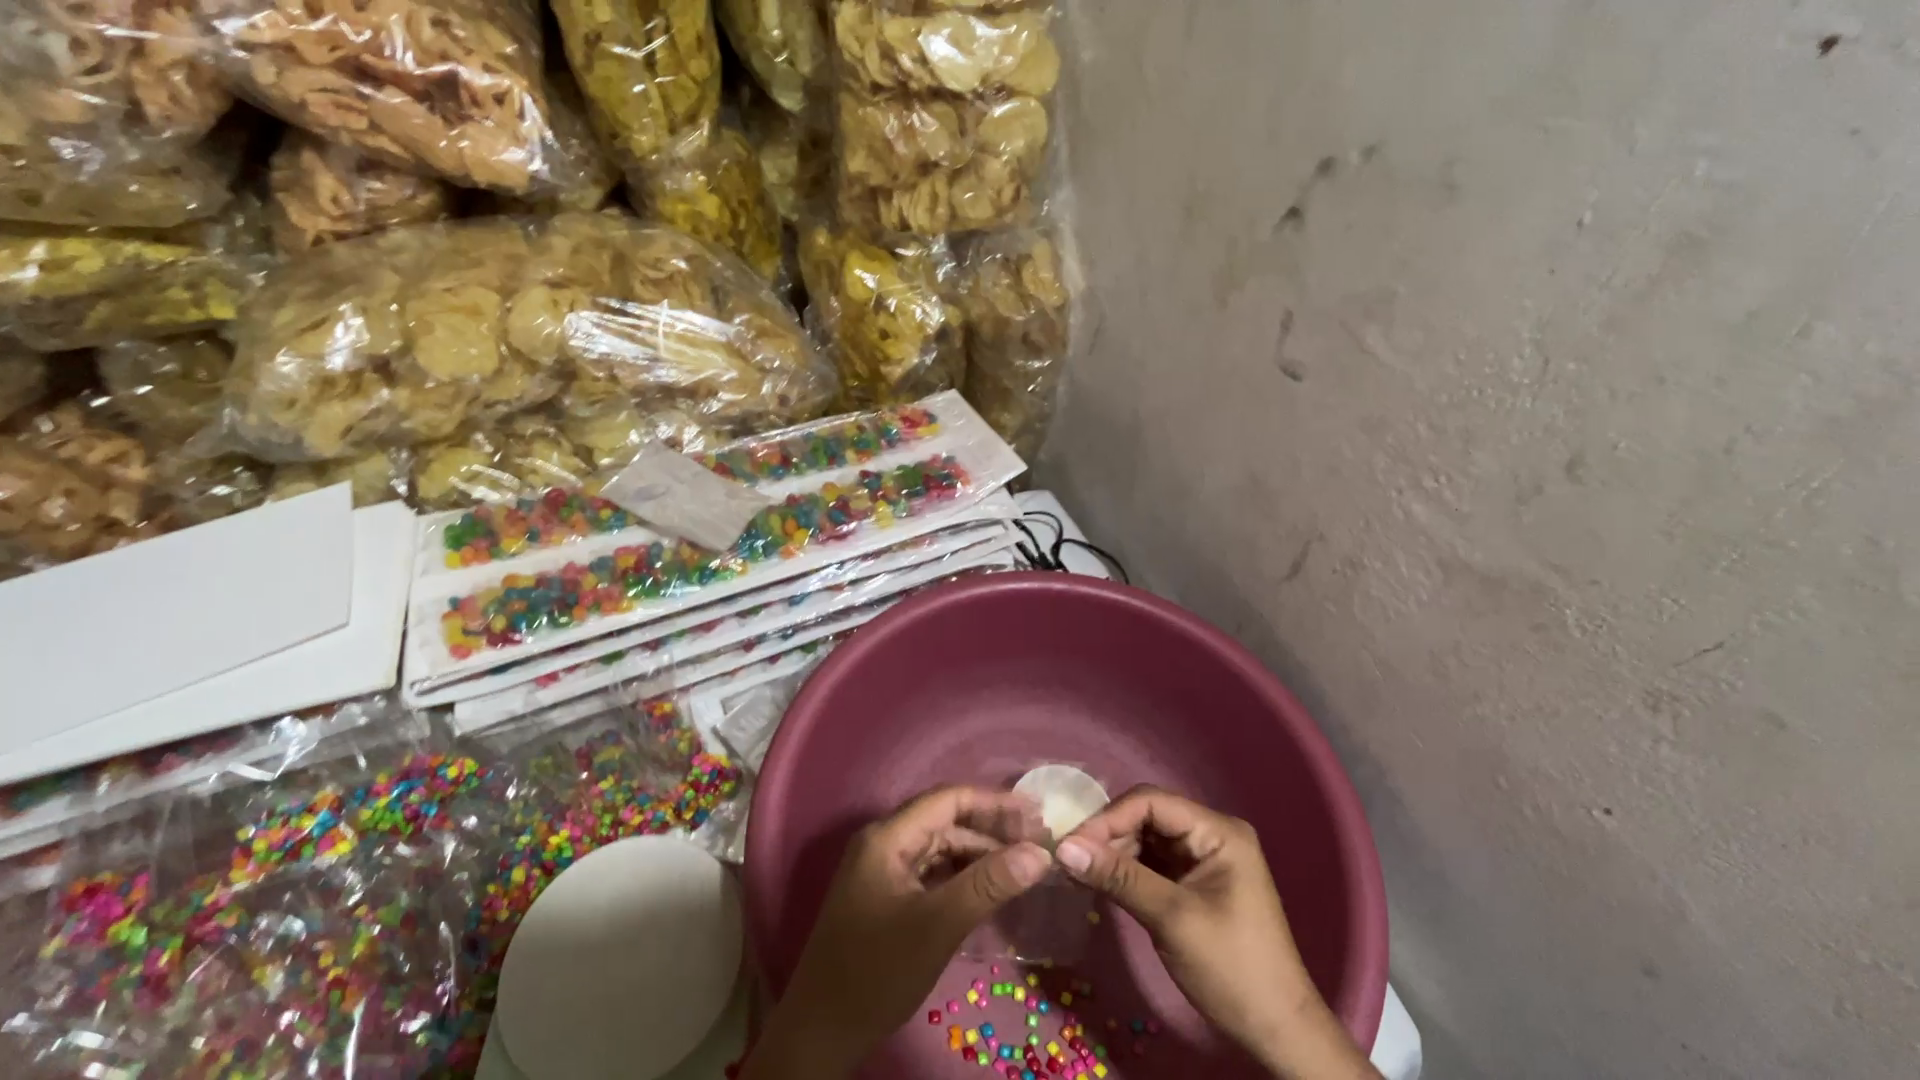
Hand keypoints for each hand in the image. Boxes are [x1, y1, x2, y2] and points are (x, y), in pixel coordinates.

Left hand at [742, 786, 1050, 1078]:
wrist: (822, 1030)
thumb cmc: (878, 970)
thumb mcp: (939, 925)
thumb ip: (989, 884)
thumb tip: (1040, 852)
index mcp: (887, 838)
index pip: (948, 800)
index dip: (996, 804)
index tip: (1039, 816)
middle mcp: (882, 844)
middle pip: (945, 821)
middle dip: (992, 829)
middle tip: (1040, 844)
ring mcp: (882, 871)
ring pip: (940, 848)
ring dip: (980, 854)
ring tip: (1024, 867)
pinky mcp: (886, 897)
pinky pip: (931, 873)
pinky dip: (963, 876)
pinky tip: (991, 890)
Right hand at [1055, 786, 1376, 1079]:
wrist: (1275, 1027)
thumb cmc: (1231, 967)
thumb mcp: (1171, 918)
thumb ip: (1119, 877)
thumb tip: (1064, 848)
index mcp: (1218, 832)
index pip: (1151, 802)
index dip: (1108, 817)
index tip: (1070, 844)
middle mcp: (1210, 836)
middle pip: (1147, 817)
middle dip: (1107, 835)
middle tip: (1067, 861)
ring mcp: (1202, 861)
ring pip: (1145, 840)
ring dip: (1112, 854)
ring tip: (1076, 873)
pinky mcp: (1192, 885)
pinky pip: (1151, 864)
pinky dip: (1124, 871)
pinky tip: (1098, 883)